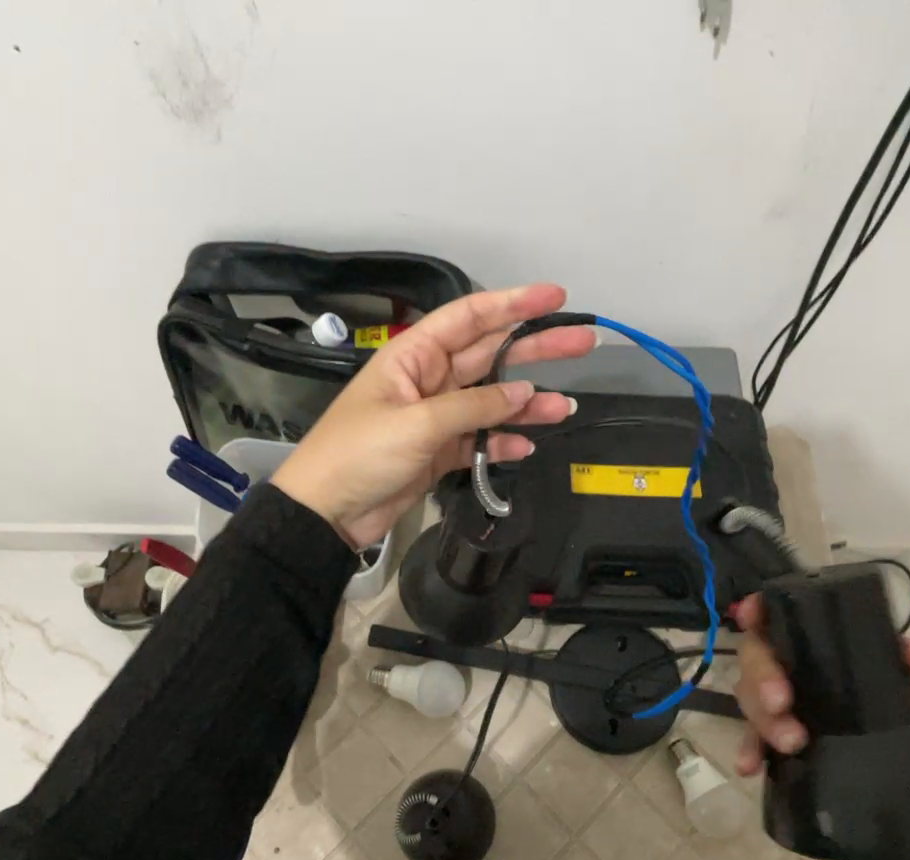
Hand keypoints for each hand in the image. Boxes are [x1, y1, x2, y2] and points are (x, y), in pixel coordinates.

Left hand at [271, 284, 595, 548]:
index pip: (470, 318)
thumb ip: (473, 407)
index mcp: (414, 356)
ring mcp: (436, 418)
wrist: (327, 512)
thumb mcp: (417, 424)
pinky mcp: (439, 453)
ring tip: (566, 408)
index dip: (513, 304)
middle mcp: (429, 380)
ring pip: (491, 402)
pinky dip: (502, 442)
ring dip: (527, 404)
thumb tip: (523, 393)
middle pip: (490, 355)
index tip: (555, 296)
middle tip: (583, 343)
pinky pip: (480, 440)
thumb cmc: (359, 454)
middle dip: (535, 348)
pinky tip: (527, 445)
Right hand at [729, 592, 909, 776]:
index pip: (787, 616)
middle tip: (781, 703)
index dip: (762, 608)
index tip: (753, 614)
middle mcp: (802, 670)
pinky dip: (747, 750)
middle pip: (757, 655)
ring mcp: (788, 707)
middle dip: (761, 675)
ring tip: (791, 744)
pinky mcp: (780, 743)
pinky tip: (750, 765)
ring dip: (761, 717)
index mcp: (834, 645)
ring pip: (749, 696)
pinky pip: (752, 741)